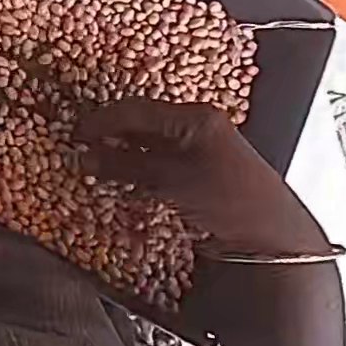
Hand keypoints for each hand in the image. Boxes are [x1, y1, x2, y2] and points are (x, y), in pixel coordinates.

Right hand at [74, 98, 331, 256]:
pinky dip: (137, 164)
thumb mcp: (169, 180)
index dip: (101, 120)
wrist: (270, 236)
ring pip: (148, 140)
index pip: (135, 109)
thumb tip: (84, 156)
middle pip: (141, 121)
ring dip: (122, 150)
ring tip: (97, 164)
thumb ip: (125, 165)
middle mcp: (195, 125)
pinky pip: (158, 157)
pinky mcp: (198, 169)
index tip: (75, 134)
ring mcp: (198, 147)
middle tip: (82, 148)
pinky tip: (124, 176)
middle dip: (110, 133)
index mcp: (192, 118)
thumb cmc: (226, 199)